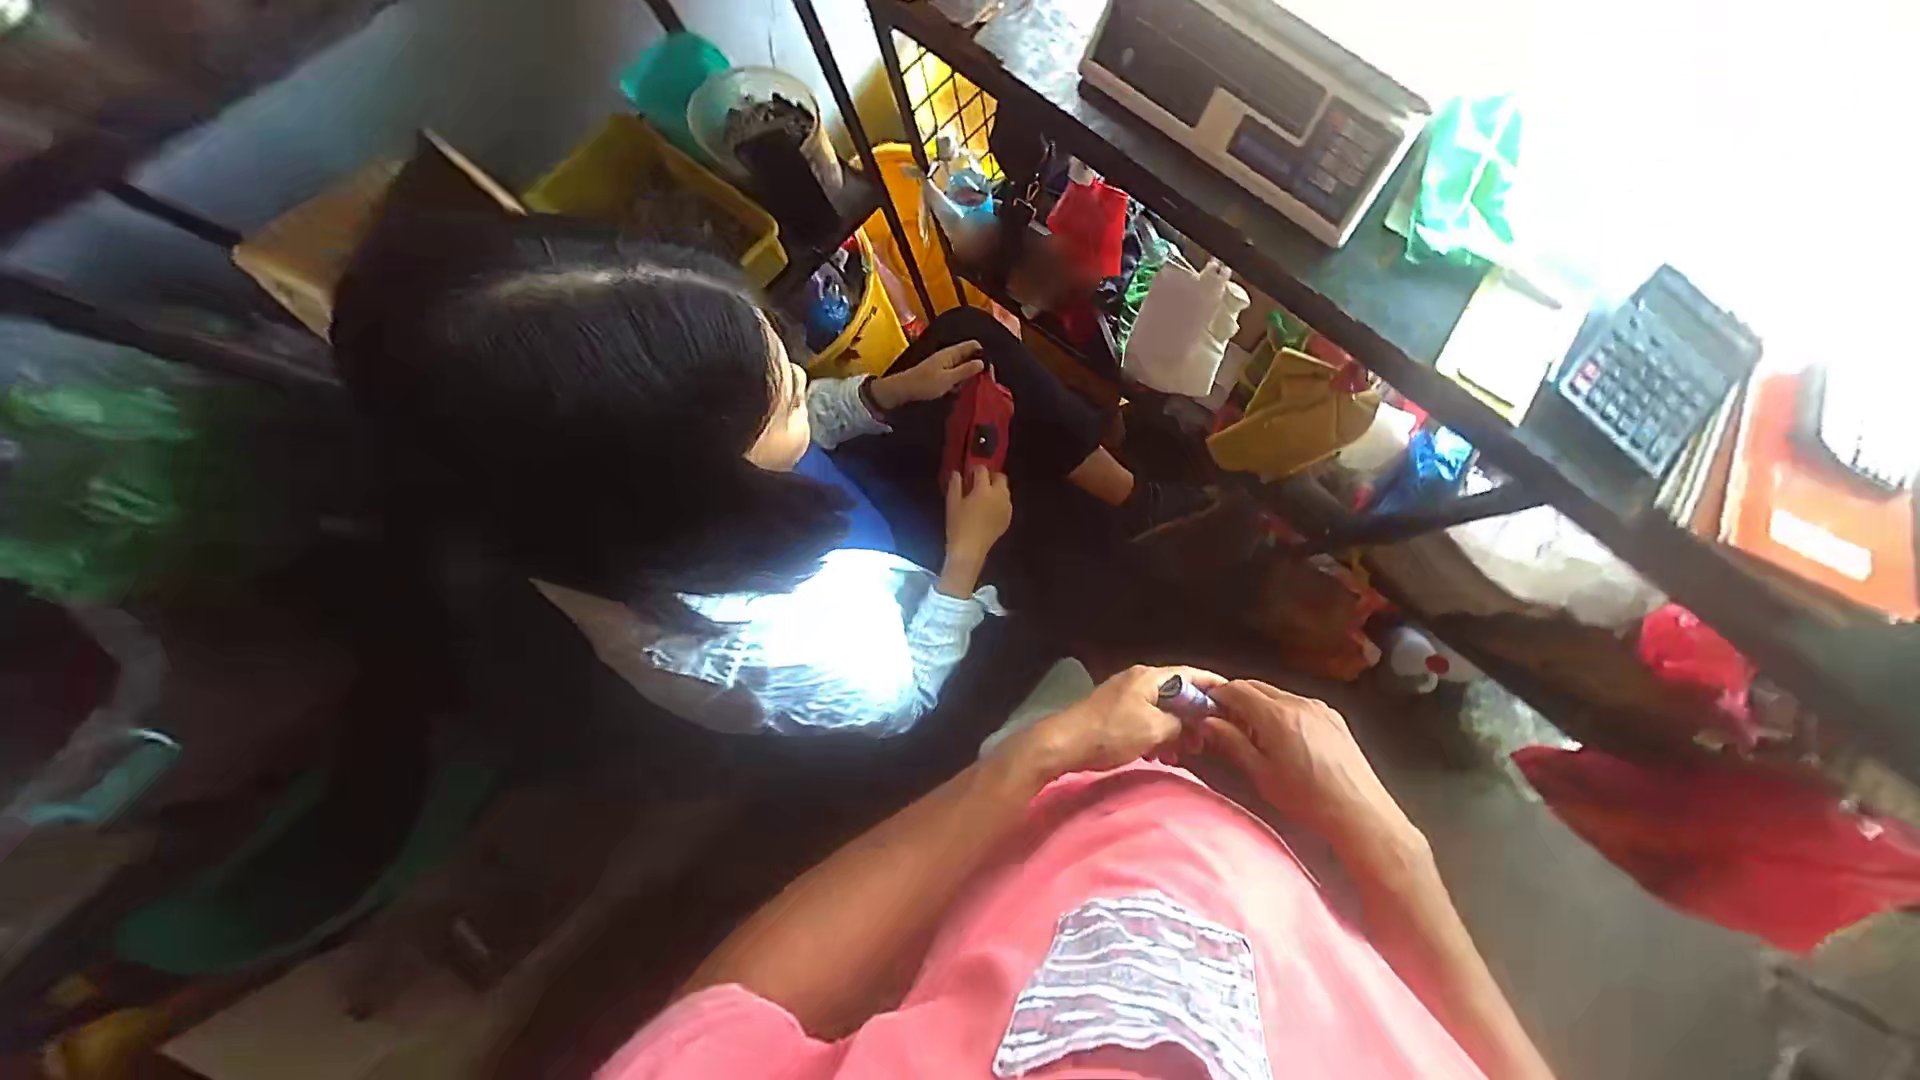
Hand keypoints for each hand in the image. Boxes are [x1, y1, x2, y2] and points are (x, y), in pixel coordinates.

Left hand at [869, 342, 986, 409]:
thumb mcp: (948, 379)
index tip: (990, 368)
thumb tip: (982, 363)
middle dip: (978, 365)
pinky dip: (960, 381)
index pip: (972, 345)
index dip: (983, 353)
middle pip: (969, 356)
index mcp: (951, 353)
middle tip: (986, 380)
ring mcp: (943, 364)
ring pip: (962, 366)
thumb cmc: (925, 384)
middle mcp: (948, 355)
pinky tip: (961, 390)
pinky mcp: (939, 373)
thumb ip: (965, 370)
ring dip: (969, 375)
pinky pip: (955, 374)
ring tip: (976, 386)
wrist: (904, 390)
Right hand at [944, 465, 1011, 564]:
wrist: (970, 549)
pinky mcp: (1008, 518)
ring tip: (984, 496)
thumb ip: (955, 485)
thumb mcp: (952, 503)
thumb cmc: (958, 525)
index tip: (969, 473)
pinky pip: (1006, 503)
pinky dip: (999, 501)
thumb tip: (957, 473)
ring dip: (996, 488)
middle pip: (1000, 477)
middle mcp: (999, 495)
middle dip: (991, 476)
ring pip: (1005, 490)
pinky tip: (989, 509)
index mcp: (984, 490)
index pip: (982, 470)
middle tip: (979, 482)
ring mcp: (1006, 507)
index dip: (975, 469)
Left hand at [1002, 665, 1225, 781]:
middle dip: (1195, 717)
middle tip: (1207, 741)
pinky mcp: (1115, 713)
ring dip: (1176, 730)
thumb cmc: (1111, 733)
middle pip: (1177, 693)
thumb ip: (1180, 722)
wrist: (1065, 744)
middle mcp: (1138, 680)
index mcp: (1149, 677)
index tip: (1234, 702)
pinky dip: (1158, 735)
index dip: (1214, 686)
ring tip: (1185, 753)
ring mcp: (1125, 695)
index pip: (1191, 674)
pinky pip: (1146, 720)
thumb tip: (1194, 720)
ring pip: (1162, 709)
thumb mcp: (1154, 729)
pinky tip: (1161, 755)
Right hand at [1199, 681, 1417, 853]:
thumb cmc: (1308, 799)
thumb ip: (1231, 742)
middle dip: (1236, 699)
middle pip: (1255, 686)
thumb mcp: (1260, 773)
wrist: (1362, 815)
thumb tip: (1208, 722)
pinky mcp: (1334, 718)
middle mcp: (1299, 703)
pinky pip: (1297, 704)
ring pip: (1276, 694)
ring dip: (1259, 705)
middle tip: (1225, 722)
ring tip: (1254, 734)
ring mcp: (1319, 709)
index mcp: (1277, 715)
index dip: (1217, 695)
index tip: (1207, 709)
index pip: (1236, 688)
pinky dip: (1281, 711)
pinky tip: (1282, 738)